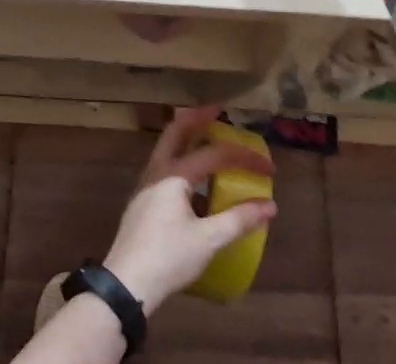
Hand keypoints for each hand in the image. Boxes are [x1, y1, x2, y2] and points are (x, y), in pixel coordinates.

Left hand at [102, 107, 277, 314]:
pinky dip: (182, 161)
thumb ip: (239, 220)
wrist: (125, 284)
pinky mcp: (142, 203)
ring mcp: (146, 186)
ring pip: (167, 148)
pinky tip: (195, 184)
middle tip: (218, 110)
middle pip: (177, 131)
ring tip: (208, 139)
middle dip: (198, 118)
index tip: (270, 169)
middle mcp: (157, 172)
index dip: (245, 158)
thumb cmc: (168, 257)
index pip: (216, 154)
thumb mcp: (208, 240)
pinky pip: (164, 168)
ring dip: (187, 138)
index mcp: (174, 174)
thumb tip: (270, 205)